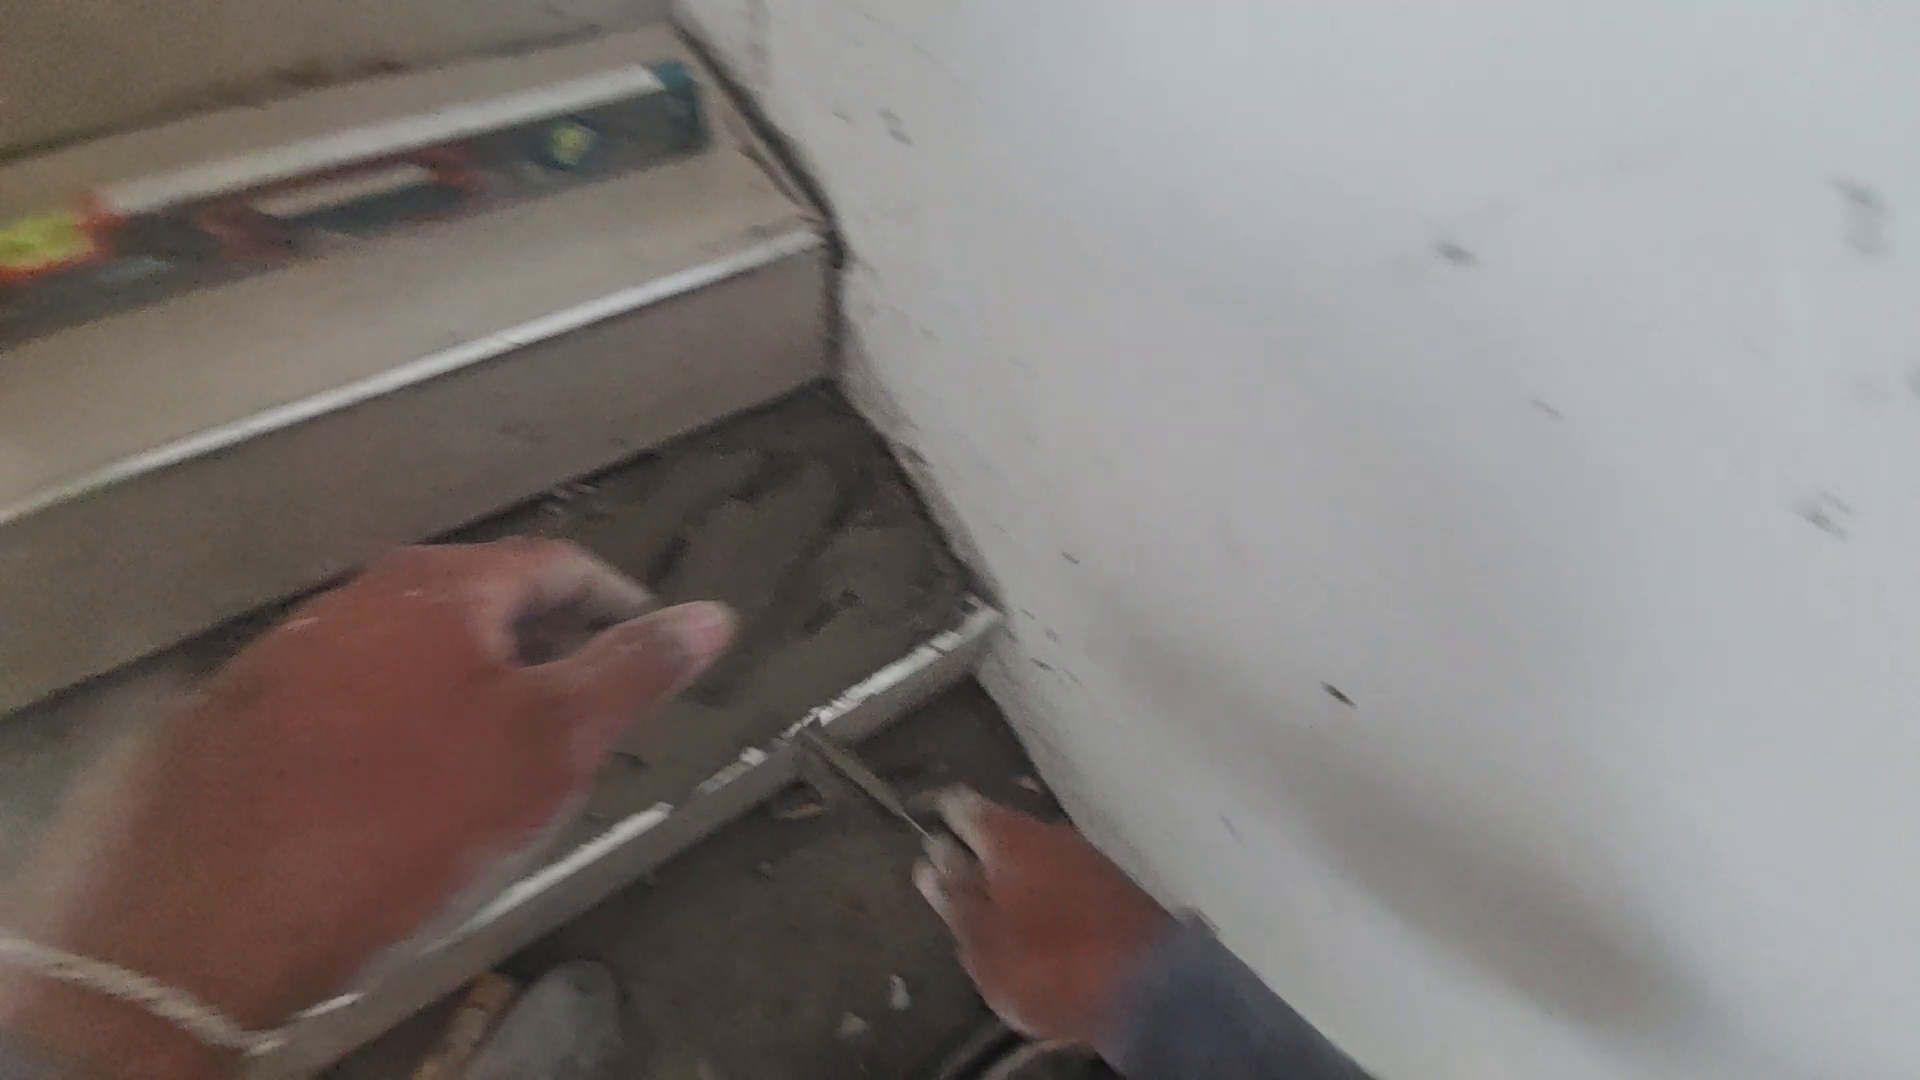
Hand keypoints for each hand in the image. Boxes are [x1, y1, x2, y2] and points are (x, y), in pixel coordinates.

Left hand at [0, 539, 733, 1079]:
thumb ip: (638, 668)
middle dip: (550, 645)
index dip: (619, 600)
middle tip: (583, 707)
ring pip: (420, 649)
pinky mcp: (234, 718)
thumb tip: (714, 615)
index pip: (562, 565)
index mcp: (442, 588)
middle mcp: (359, 599)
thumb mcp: (555, 740)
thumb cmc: (412, 814)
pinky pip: (355, 693)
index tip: (648, 644)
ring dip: (479, 680)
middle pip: (490, 603)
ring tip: (504, 748)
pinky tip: (407, 782)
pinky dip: (407, 715)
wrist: (187, 935)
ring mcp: (286, 654)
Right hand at [915, 788, 1171, 1052]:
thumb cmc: (1049, 963)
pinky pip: (1060, 868)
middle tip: (955, 864)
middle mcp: (1044, 829)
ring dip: (1012, 864)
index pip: (962, 805)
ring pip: (1033, 846)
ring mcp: (1082, 850)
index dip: (940, 812)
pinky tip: (1038, 906)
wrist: (1148, 985)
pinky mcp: (1109, 878)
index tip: (924, 820)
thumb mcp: (984, 944)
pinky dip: (1042, 880)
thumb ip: (955, 899)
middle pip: (1000, 824)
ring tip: (995, 893)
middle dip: (977, 840)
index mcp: (1006, 836)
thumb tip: (931, 862)